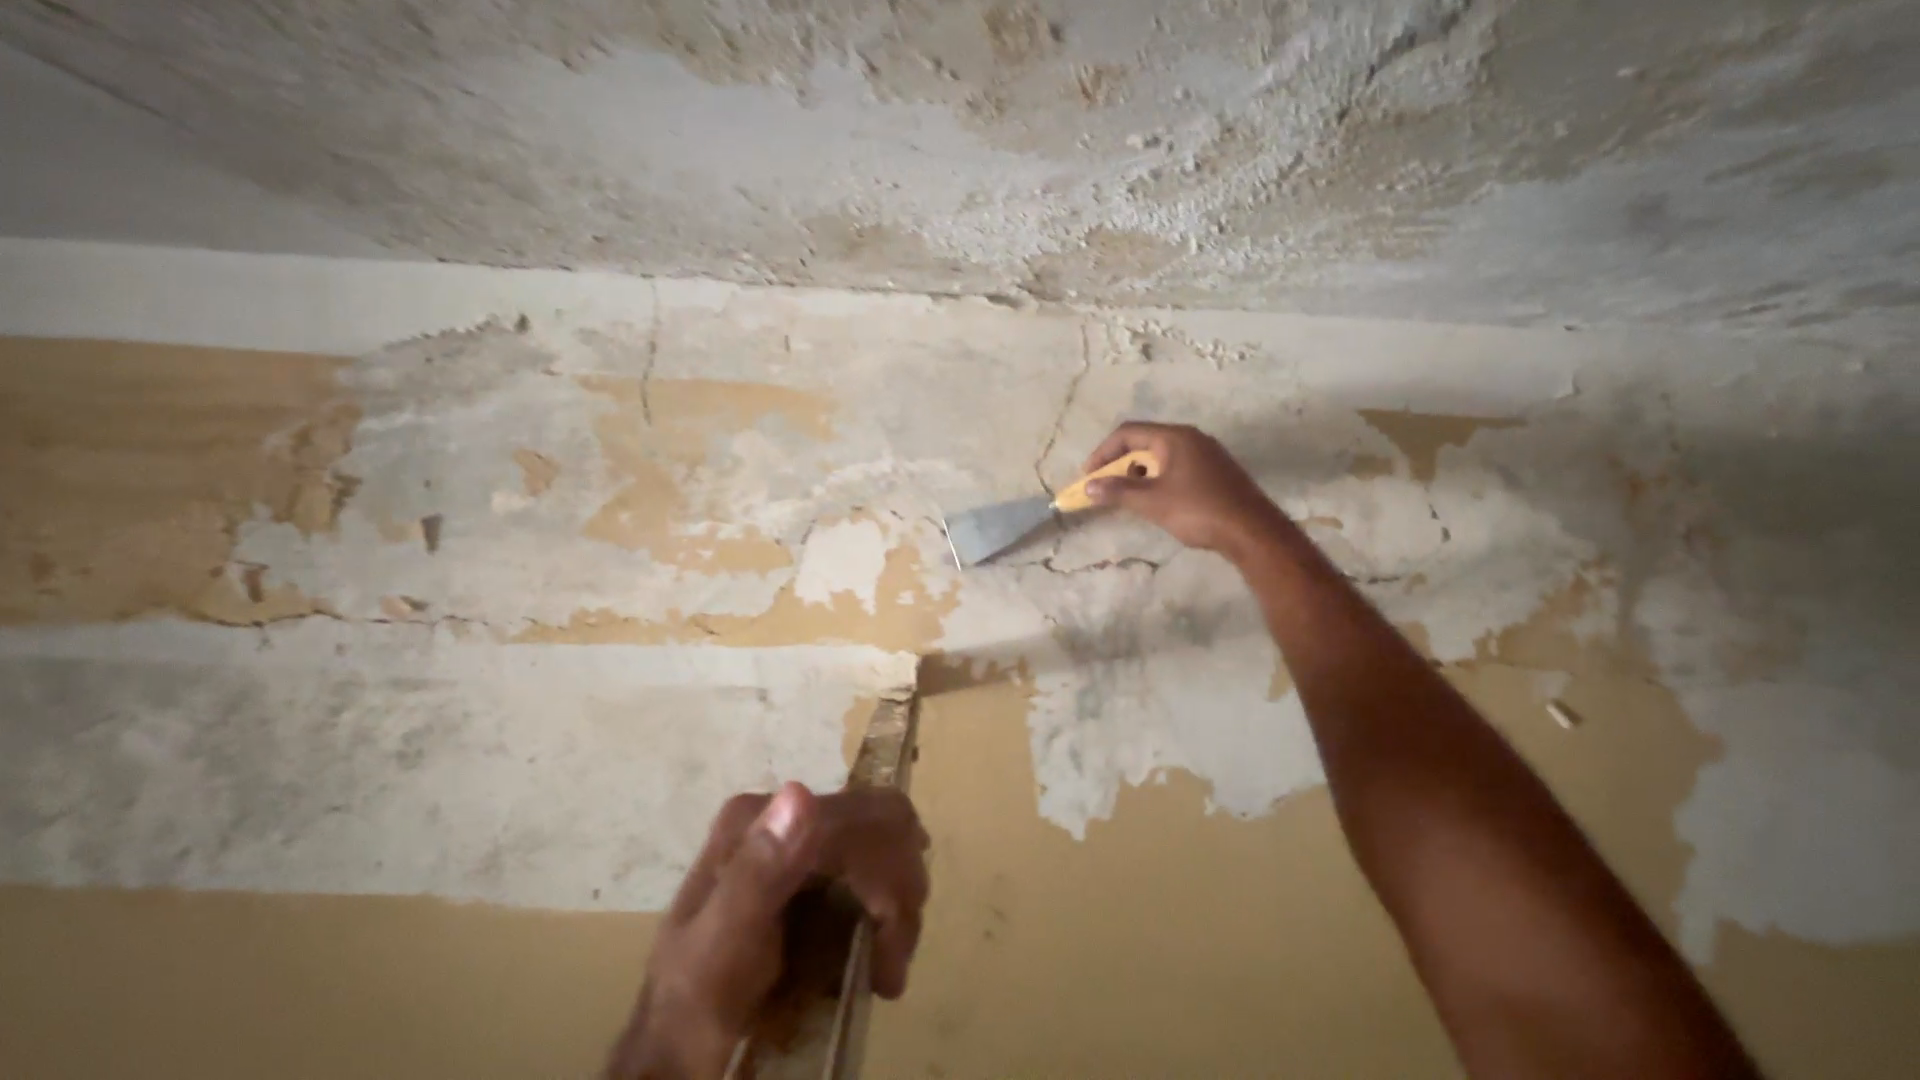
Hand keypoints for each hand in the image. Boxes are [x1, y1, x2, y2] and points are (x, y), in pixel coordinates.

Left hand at [608, 783, 929, 1079]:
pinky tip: (878, 957)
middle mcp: (780, 814)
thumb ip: (757, 875)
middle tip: (891, 965)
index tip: (890, 949)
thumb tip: (800, 793)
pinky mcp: (810, 866)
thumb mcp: (721, 948)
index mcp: (756, 820)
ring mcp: (797, 838)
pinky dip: (888, 914)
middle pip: (880, 828)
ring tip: (885, 971)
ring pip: (887, 848)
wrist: (678, 1042)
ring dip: (898, 911)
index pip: (859, 819)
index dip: (890, 878)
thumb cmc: (697, 1000)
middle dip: (900, 894)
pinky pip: (874, 870)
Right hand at [1082, 422, 1286, 558]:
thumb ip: (1118, 491)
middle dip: (1120, 463)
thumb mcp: (1151, 502)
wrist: (1251, 531)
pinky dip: (1159, 479)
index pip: (1128, 433)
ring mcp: (1207, 454)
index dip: (1103, 452)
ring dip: (1140, 473)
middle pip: (1145, 442)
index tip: (1089, 476)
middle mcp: (1192, 438)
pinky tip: (1159, 502)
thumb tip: (1089, 486)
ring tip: (1130, 497)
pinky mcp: (1217, 472)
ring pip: (1162, 456)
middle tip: (1106, 486)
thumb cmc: (1198, 511)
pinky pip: (1178, 467)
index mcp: (1175, 437)